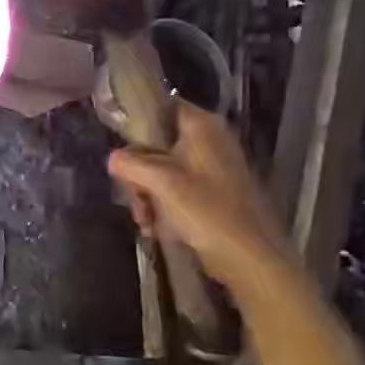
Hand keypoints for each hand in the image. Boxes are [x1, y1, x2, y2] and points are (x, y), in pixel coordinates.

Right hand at [107, 101, 288, 284]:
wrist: (251, 256)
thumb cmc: (207, 210)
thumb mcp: (163, 184)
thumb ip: (133, 165)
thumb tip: (113, 157)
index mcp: (201, 126)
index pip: (163, 107)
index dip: (139, 126)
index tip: (121, 151)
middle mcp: (210, 139)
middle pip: (161, 144)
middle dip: (141, 174)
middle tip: (134, 200)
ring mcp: (215, 166)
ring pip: (168, 170)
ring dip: (151, 195)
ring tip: (145, 222)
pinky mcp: (217, 192)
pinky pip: (182, 189)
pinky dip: (167, 205)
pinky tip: (157, 229)